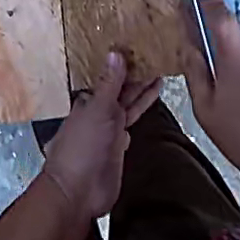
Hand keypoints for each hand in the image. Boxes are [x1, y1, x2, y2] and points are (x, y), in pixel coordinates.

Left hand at [40, 52, 161, 218]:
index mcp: (91, 101)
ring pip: (130, 104)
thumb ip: (110, 83)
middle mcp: (100, 112)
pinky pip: (133, 121)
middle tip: (158, 57)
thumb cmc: (82, 147)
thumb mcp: (97, 110)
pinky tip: (151, 100)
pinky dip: (142, 109)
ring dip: (143, 91)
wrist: (78, 192)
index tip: (142, 47)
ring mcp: (110, 129)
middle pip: (123, 89)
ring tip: (161, 74)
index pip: (112, 76)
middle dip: (139, 75)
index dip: (126, 63)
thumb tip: (114, 52)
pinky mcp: (119, 145)